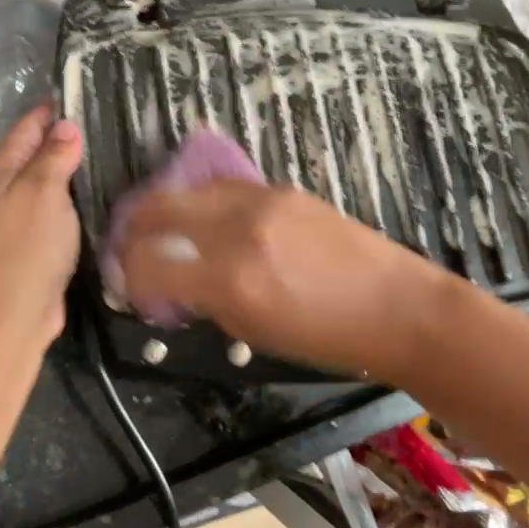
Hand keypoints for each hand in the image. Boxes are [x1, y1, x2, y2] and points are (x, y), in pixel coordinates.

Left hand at [0, 106, 84, 349]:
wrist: (16, 312)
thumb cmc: (27, 246)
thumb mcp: (42, 192)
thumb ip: (53, 157)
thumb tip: (65, 126)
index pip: (26, 127)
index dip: (51, 109)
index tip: (83, 90)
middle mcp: (4, 188)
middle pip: (34, 151)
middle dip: (63, 134)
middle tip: (105, 116)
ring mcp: (17, 215)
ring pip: (45, 178)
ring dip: (69, 165)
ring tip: (107, 147)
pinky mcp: (34, 239)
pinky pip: (54, 203)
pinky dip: (71, 192)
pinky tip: (95, 190)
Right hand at [115, 181, 468, 379]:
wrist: (401, 309)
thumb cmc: (327, 338)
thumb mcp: (252, 332)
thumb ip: (202, 301)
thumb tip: (169, 282)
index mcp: (229, 280)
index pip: (147, 261)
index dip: (128, 275)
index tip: (131, 286)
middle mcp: (237, 230)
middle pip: (155, 209)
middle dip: (133, 230)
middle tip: (131, 248)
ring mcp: (260, 201)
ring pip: (185, 191)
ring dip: (165, 211)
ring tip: (164, 231)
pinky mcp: (280, 188)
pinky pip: (222, 189)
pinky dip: (202, 205)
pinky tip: (209, 223)